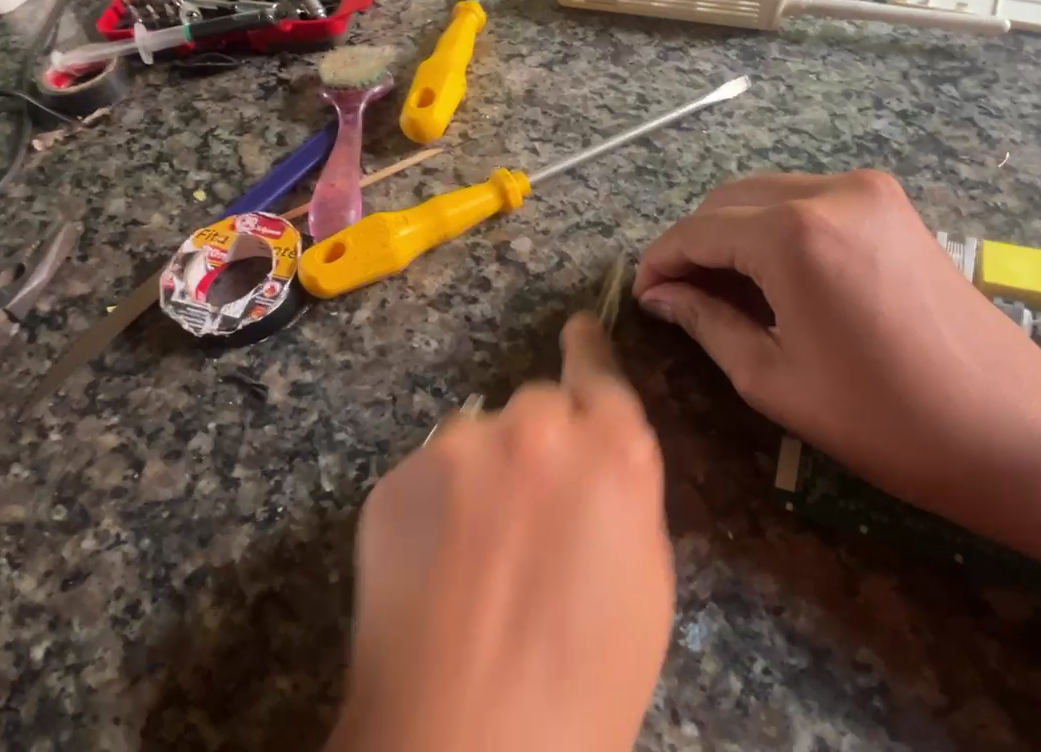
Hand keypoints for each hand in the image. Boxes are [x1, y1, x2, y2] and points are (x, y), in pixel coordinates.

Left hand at [328, 316, 673, 751]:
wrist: (466, 737)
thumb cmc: (585, 682)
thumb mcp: (644, 583)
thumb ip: (622, 495)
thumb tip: (594, 462)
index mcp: (613, 454)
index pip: (600, 373)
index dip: (587, 350)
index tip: (576, 330)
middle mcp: (536, 430)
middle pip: (537, 405)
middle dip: (538, 442)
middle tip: (527, 511)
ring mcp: (459, 448)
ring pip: (476, 435)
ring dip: (482, 472)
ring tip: (475, 552)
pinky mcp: (397, 476)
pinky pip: (427, 470)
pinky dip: (434, 503)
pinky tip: (435, 565)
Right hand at [633, 171, 1040, 508]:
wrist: (1016, 432)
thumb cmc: (885, 419)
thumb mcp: (774, 379)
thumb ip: (706, 322)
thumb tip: (660, 296)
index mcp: (795, 235)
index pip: (698, 230)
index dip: (660, 261)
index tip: (642, 297)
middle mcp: (831, 192)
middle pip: (728, 200)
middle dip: (693, 243)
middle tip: (677, 297)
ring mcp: (870, 193)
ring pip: (768, 195)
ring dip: (732, 233)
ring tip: (721, 291)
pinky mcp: (895, 207)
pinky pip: (809, 202)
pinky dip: (775, 229)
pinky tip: (772, 277)